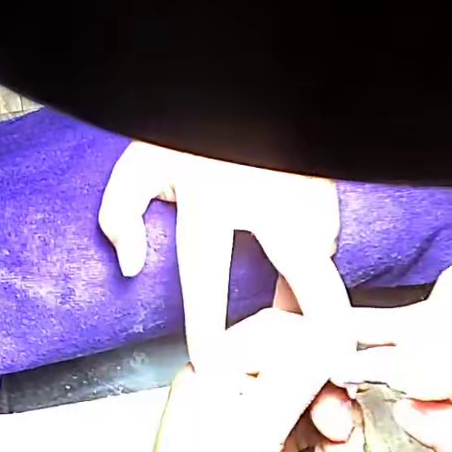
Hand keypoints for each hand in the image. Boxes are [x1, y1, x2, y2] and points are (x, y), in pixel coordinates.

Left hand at [88, 308, 339, 451]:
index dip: (321, 344)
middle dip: (332, 390)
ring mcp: (245, 416)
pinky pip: (309, 425)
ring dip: (338, 419)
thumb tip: (325, 334)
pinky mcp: (262, 445)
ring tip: (340, 451)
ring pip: (310, 393)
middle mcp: (225, 386)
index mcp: (210, 370)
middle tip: (339, 425)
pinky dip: (330, 440)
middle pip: (299, 359)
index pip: (276, 329)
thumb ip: (291, 379)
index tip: (353, 368)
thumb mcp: (251, 435)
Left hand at [97, 141, 351, 371]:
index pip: (208, 275)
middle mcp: (263, 193)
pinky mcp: (317, 174)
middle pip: (304, 265)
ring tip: (304, 312)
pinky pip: (325, 224)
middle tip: (331, 352)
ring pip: (320, 247)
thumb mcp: (134, 168)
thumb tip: (131, 266)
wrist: (222, 87)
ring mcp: (298, 182)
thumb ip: (120, 217)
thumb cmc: (174, 133)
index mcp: (209, 196)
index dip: (208, 326)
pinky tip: (298, 255)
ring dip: (314, 281)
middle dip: (318, 315)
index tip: (213, 364)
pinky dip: (316, 247)